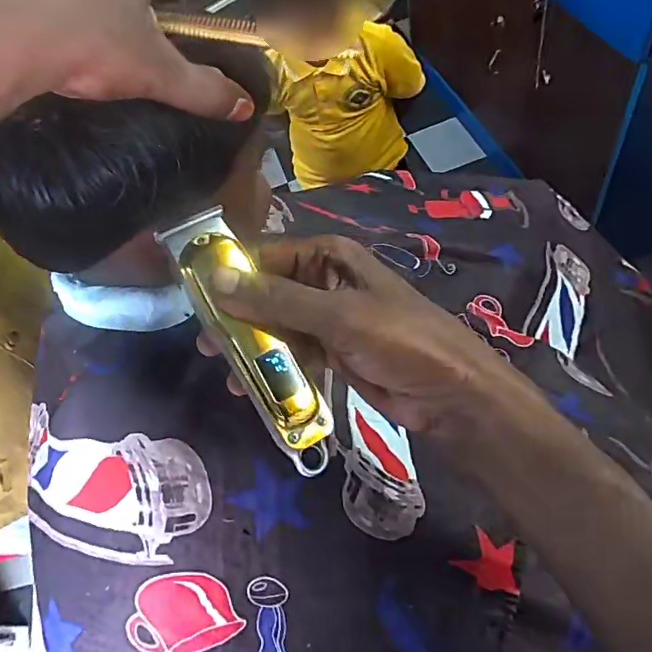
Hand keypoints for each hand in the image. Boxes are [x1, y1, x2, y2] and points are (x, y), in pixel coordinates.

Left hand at [0, 0, 251, 120]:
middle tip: (127, 50)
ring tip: (79, 55)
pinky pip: (30, 1)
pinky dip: (39, 22)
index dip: (173, 0)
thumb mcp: (154, 73)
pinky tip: (36, 53)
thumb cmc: (91, 45)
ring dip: (79, 12)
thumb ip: (200, 89)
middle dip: (125, 8)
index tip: (173, 29)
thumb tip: (246, 107)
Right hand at [200, 235, 545, 436]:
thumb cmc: (400, 339)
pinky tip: (252, 386)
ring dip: (252, 347)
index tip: (196, 298)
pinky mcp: (331, 351)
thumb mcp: (336, 316)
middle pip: (266, 292)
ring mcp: (327, 318)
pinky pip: (292, 353)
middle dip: (236, 317)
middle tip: (206, 342)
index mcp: (328, 256)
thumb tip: (216, 279)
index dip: (230, 273)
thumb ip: (275, 299)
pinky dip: (273, 367)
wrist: (454, 395)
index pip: (266, 256)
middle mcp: (323, 280)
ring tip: (227, 371)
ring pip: (275, 326)